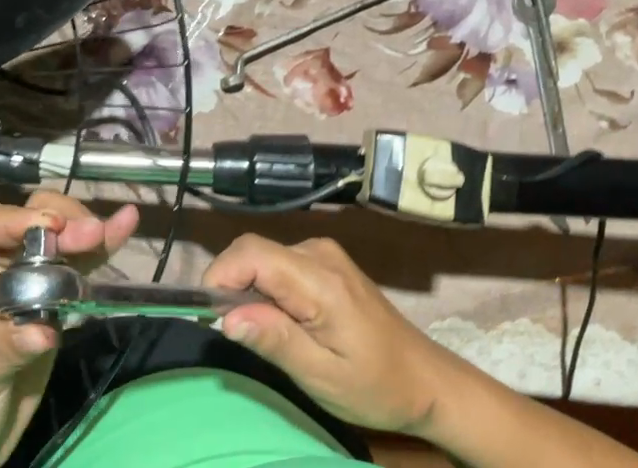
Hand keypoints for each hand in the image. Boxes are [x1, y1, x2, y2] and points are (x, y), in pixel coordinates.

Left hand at [0, 194, 138, 467]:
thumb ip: (4, 345)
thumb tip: (45, 330)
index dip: (19, 220)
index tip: (54, 226)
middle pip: (27, 225)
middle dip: (61, 224)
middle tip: (92, 234)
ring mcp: (20, 283)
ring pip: (55, 241)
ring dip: (87, 232)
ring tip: (119, 224)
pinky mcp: (48, 304)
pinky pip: (73, 270)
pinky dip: (98, 252)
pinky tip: (123, 227)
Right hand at [202, 234, 469, 435]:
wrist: (427, 381)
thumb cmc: (376, 386)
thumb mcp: (321, 376)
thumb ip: (274, 341)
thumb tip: (226, 317)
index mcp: (320, 280)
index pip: (251, 253)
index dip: (220, 276)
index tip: (210, 316)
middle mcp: (319, 253)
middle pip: (253, 252)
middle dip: (231, 286)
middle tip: (237, 333)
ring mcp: (324, 254)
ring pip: (263, 258)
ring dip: (249, 290)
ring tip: (264, 334)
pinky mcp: (325, 263)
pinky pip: (279, 265)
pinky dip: (266, 289)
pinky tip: (282, 322)